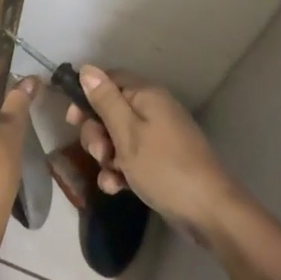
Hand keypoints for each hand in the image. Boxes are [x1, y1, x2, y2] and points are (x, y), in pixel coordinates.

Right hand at [68, 66, 244, 234]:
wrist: (207, 210)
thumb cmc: (163, 166)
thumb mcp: (127, 133)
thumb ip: (105, 100)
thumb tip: (87, 68)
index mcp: (147, 95)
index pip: (109, 80)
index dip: (88, 96)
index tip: (72, 119)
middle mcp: (153, 110)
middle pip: (110, 111)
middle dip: (96, 133)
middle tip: (99, 153)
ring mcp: (157, 137)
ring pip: (117, 138)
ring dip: (107, 156)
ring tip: (111, 174)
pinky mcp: (159, 161)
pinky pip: (131, 158)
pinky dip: (120, 171)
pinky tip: (116, 188)